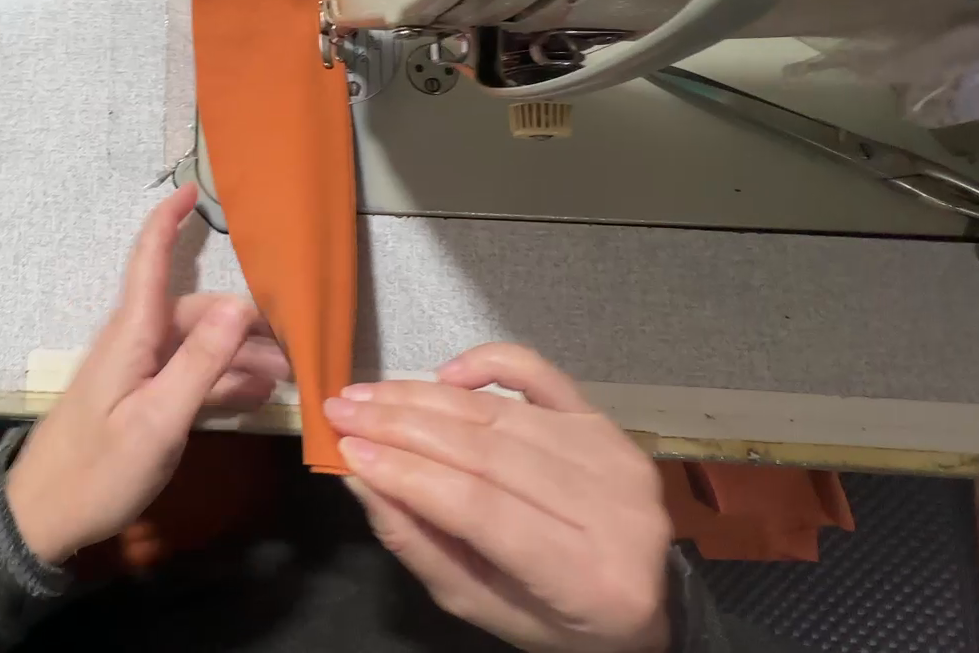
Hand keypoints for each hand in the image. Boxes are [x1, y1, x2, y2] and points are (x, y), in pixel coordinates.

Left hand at [5, 184, 289, 564]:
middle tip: (295, 355)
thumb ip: (200, 364)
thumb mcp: (158, 421)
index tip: (193, 190)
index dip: (168, 220)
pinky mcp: (141, 396)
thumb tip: (242, 305)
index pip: (149, 259)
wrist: (45, 515)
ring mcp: (137, 369)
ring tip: (286, 381)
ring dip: (239, 358)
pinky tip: (257, 396)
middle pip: (195, 312)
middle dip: (244, 324)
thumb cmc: (98, 469)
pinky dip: (221, 381)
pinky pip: (188, 375)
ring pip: (197, 346)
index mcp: (132, 333)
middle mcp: (135, 340)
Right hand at [325, 343, 671, 652]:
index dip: (405, 473)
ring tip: (365, 393)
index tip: (344, 448)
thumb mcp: (478, 603)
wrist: (641, 597)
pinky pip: (538, 372)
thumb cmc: (551, 616)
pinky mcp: (605, 423)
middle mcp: (614, 512)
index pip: (477, 507)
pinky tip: (442, 374)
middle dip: (398, 424)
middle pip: (483, 450)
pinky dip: (486, 362)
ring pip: (496, 411)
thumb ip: (416, 542)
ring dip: (419, 396)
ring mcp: (614, 458)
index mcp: (588, 581)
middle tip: (338, 408)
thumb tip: (356, 474)